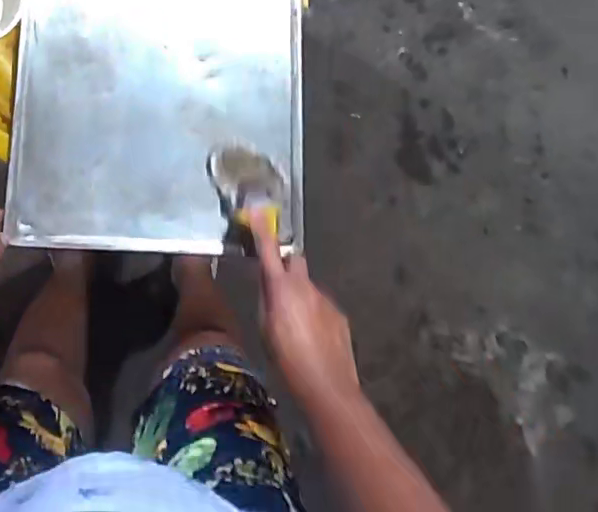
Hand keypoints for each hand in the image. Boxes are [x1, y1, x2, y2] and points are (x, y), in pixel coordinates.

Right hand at [251, 217, 361, 403]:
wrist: (328, 387)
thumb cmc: (287, 359)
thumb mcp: (264, 327)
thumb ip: (265, 299)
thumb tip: (267, 284)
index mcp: (281, 287)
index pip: (268, 250)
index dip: (262, 230)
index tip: (258, 211)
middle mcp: (304, 286)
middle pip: (294, 261)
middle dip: (285, 267)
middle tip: (277, 287)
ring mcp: (325, 298)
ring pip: (307, 286)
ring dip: (299, 296)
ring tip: (296, 327)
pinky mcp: (338, 314)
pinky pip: (321, 305)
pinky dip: (314, 313)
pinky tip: (312, 338)